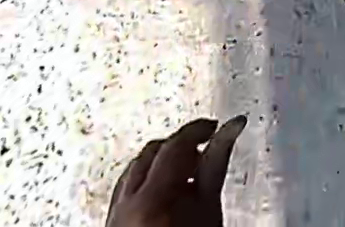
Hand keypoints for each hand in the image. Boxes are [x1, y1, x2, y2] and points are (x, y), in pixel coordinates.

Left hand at [106, 116, 245, 226]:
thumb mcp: (209, 210)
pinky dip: (145, 184)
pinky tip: (164, 194)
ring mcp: (112, 219)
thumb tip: (232, 127)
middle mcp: (125, 205)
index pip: (175, 144)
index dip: (198, 129)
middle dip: (179, 146)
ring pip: (134, 172)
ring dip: (160, 164)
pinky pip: (125, 192)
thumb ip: (216, 163)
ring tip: (185, 173)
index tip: (215, 126)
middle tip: (204, 147)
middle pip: (150, 154)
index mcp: (151, 197)